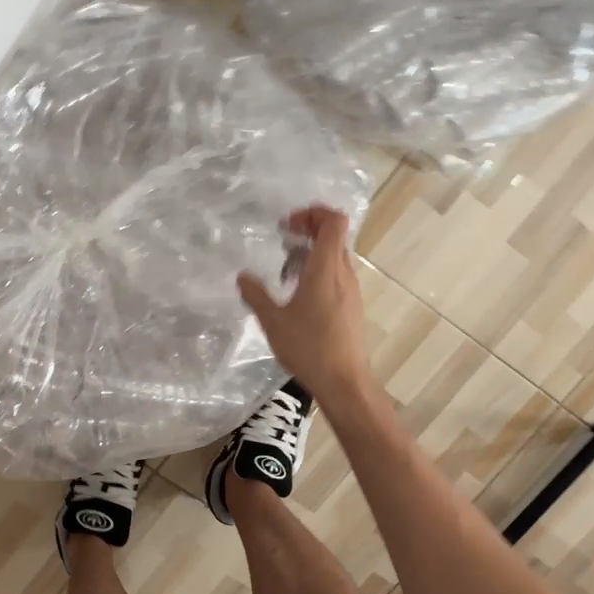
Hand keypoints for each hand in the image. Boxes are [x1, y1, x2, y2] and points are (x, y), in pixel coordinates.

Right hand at [237, 204, 372, 400]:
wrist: (344, 380)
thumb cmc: (309, 347)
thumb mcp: (273, 321)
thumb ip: (256, 295)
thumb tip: (242, 277)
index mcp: (326, 269)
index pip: (334, 221)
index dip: (314, 213)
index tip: (289, 225)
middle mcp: (343, 273)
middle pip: (334, 235)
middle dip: (308, 230)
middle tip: (282, 240)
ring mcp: (350, 289)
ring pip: (334, 255)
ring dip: (311, 253)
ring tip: (284, 272)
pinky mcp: (351, 305)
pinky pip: (336, 274)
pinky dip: (318, 272)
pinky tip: (297, 294)